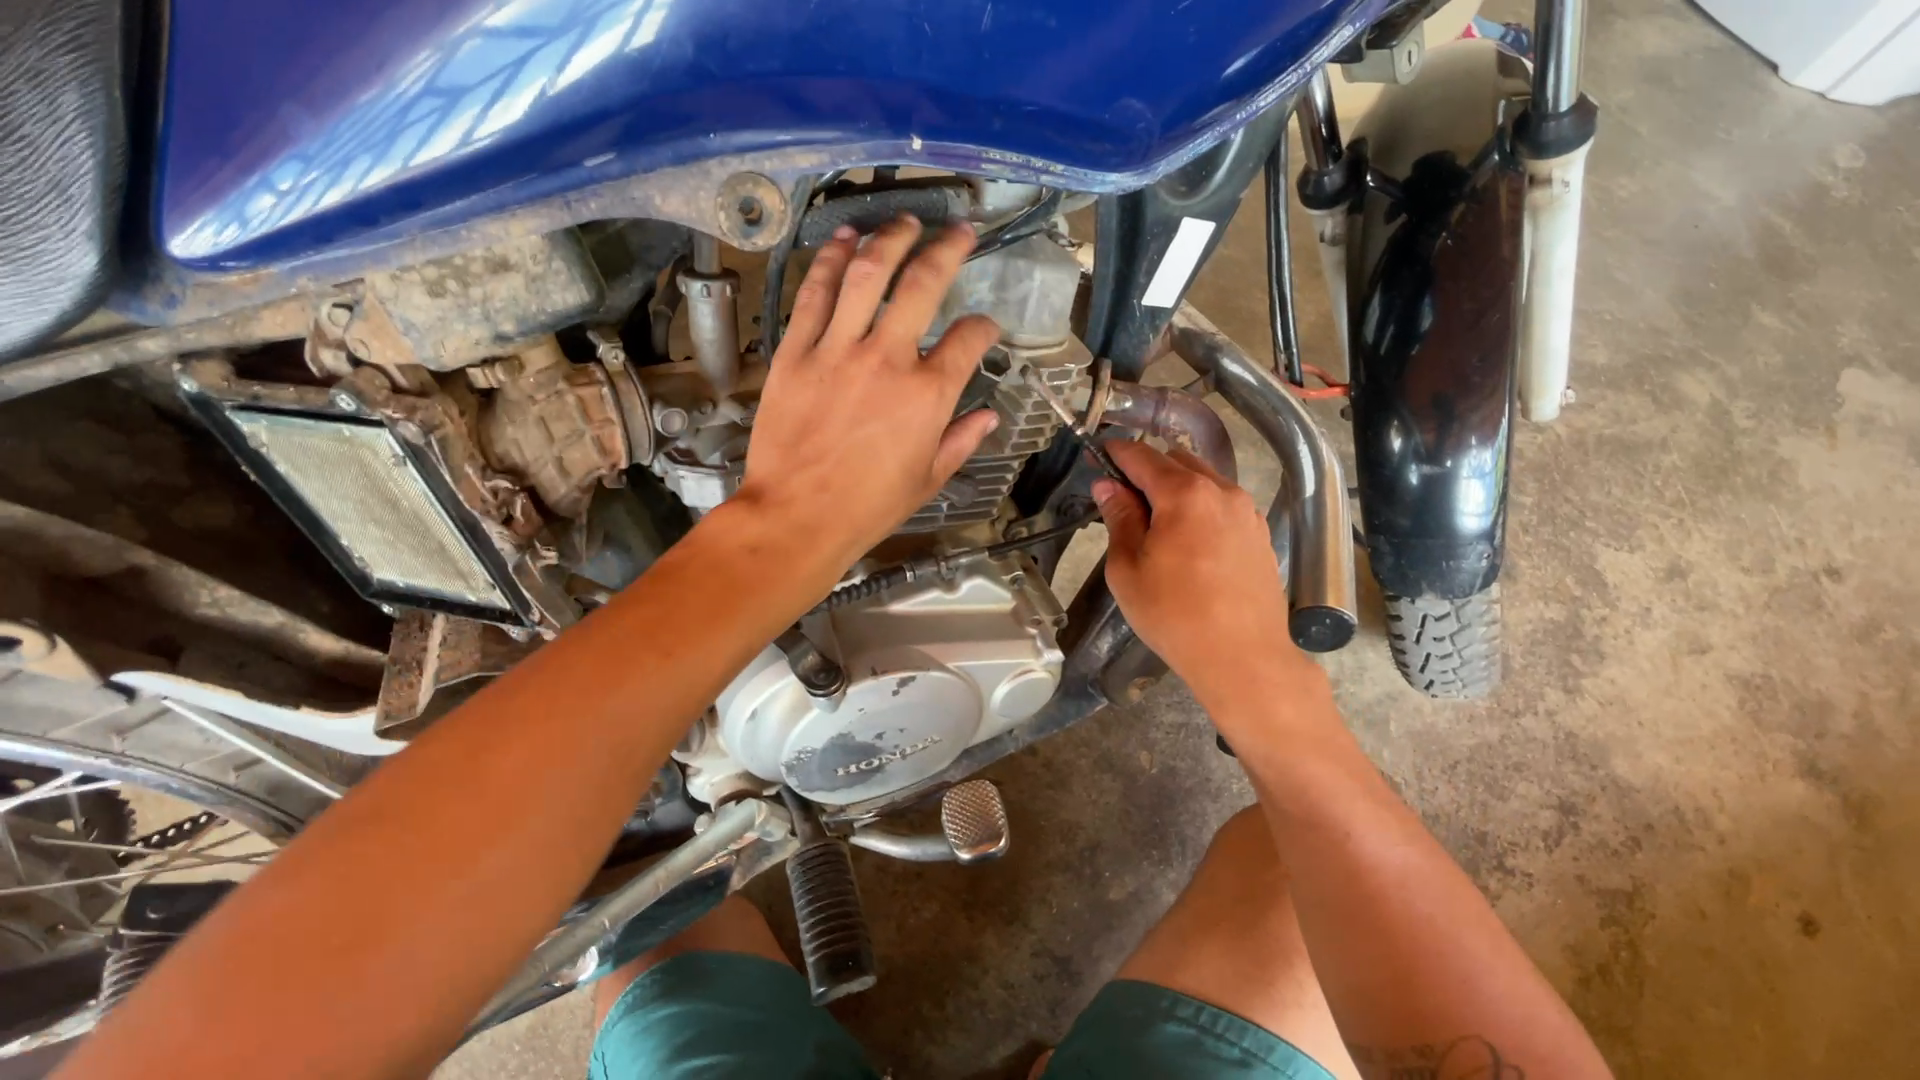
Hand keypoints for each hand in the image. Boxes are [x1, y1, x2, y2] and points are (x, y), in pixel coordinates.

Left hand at [737, 216, 1000, 561]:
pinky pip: (814, 295)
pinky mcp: (796, 353)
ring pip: (867, 276)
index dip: (984, 328)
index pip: (968, 340)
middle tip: (960, 232)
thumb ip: (961, 441)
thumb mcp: (928, 480)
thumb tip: (987, 417)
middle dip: (948, 250)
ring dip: (889, 240)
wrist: (796, 516)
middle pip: (923, 285)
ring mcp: (837, 351)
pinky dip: (830, 262)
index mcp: (928, 395)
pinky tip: (844, 240)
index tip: (985, 328)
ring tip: (904, 223)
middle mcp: (887, 359)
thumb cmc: (867, 507)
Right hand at [1093, 440, 1319, 709]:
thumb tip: (1109, 486)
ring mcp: (1247, 512)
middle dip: (1147, 470)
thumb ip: (1120, 519)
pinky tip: (1187, 541)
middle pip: (1177, 462)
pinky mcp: (1260, 535)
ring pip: (1204, 482)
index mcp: (1185, 494)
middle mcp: (1222, 491)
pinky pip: (1223, 505)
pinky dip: (1200, 508)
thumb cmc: (1174, 615)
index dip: (1116, 453)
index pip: (1143, 456)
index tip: (1099, 455)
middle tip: (1122, 497)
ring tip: (1155, 522)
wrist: (1243, 658)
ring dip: (1176, 489)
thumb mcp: (1128, 568)